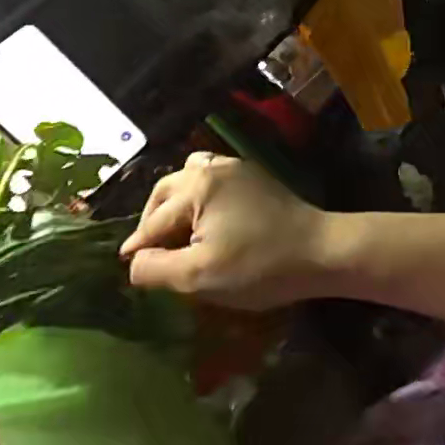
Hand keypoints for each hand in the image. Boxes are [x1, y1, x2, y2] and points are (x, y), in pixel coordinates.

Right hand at [121, 152, 331, 309]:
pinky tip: (206, 217)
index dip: (138, 246)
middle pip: (168, 189)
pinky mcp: (255, 177)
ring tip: (174, 229)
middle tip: (147, 248)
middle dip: (152, 218)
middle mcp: (213, 168)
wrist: (320, 250)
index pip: (155, 220)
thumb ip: (158, 269)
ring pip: (191, 175)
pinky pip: (214, 176)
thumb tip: (133, 261)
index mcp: (197, 187)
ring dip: (176, 200)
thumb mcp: (200, 276)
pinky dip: (199, 193)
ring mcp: (237, 169)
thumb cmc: (259, 265)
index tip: (124, 263)